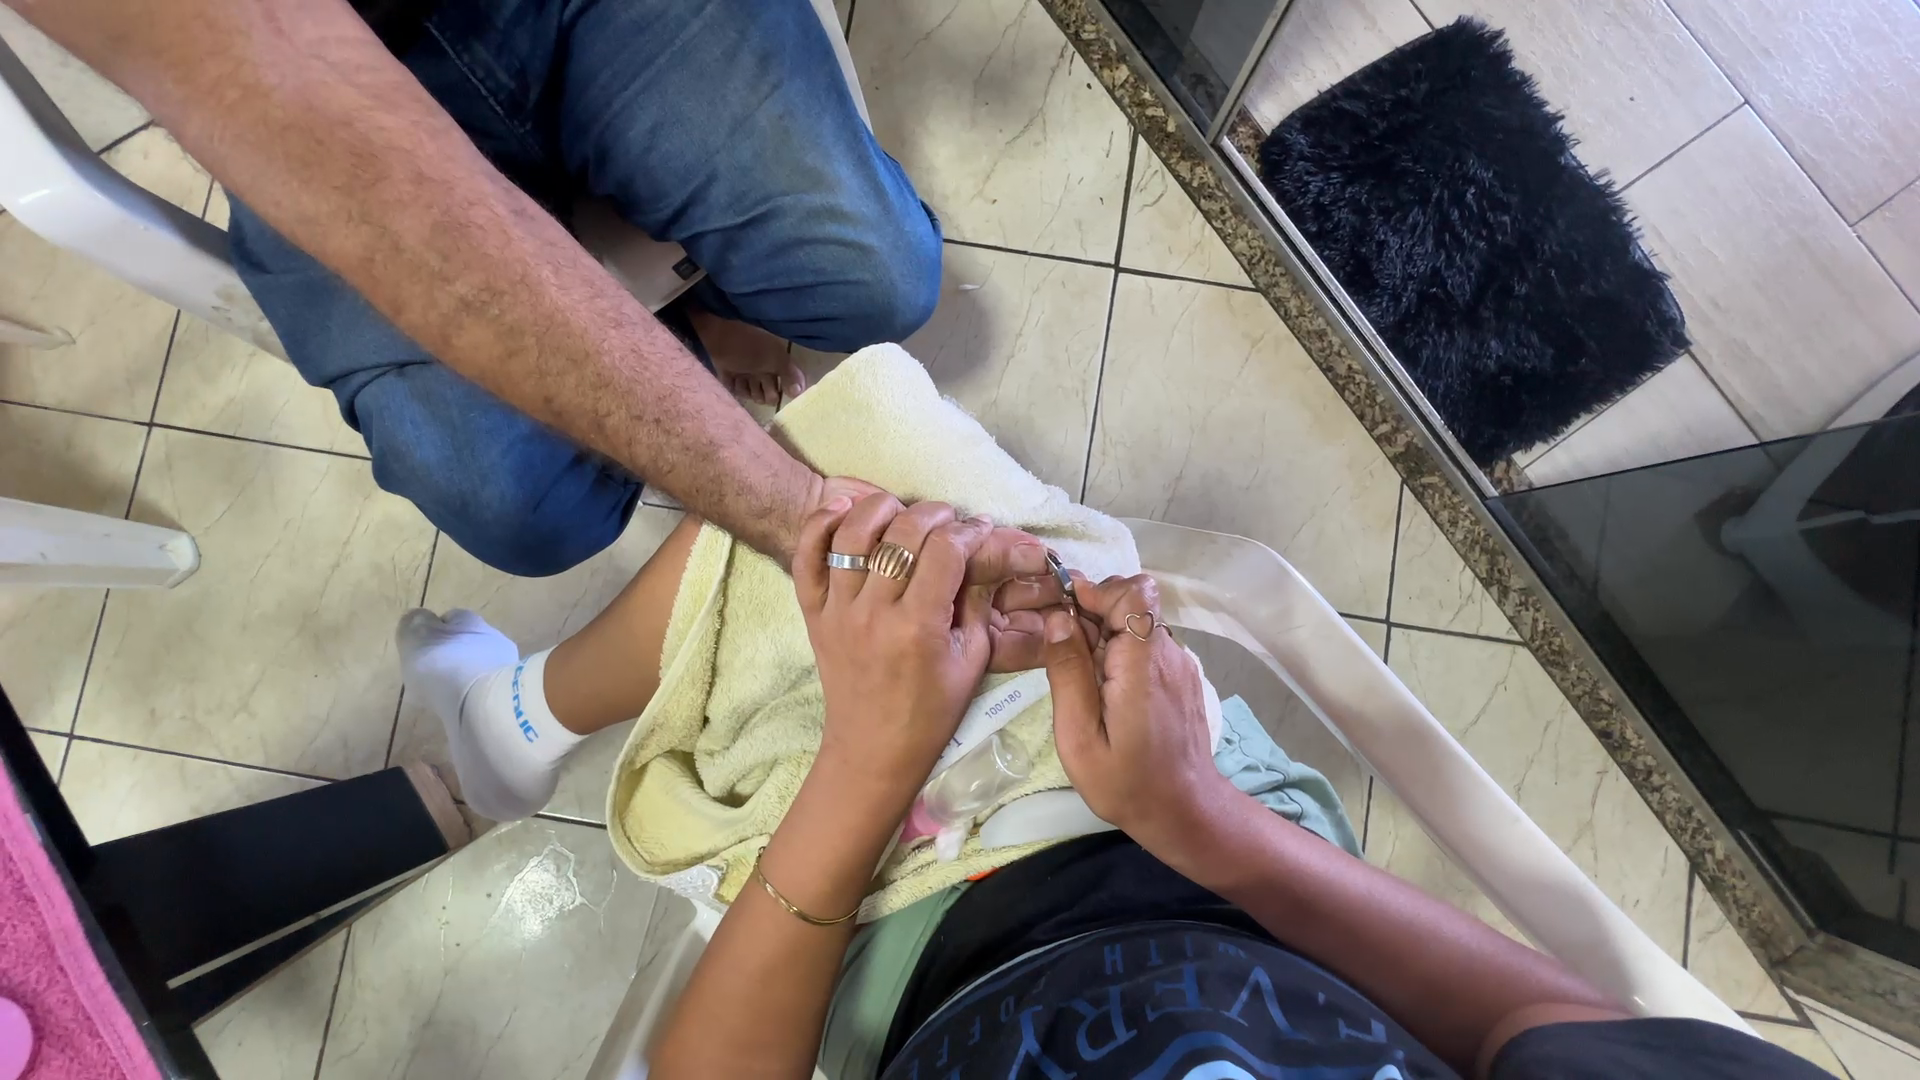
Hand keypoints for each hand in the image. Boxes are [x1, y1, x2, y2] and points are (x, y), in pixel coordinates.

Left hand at [793, 493, 998, 808]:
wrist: (873, 748)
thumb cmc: (931, 710)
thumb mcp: (971, 658)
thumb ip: (976, 602)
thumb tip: (984, 551)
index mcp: (918, 627)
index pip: (945, 551)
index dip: (968, 531)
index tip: (980, 529)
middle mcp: (873, 612)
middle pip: (902, 534)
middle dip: (934, 513)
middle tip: (949, 519)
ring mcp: (837, 610)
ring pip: (852, 534)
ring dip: (880, 508)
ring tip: (901, 509)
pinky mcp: (813, 613)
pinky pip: (805, 557)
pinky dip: (819, 525)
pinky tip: (843, 509)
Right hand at [1040, 574, 1234, 848]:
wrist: (1185, 812)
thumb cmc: (1126, 782)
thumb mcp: (1079, 736)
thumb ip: (1068, 673)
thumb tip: (1057, 619)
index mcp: (1143, 664)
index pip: (1133, 592)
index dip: (1098, 591)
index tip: (1068, 616)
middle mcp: (1168, 654)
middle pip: (1133, 602)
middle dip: (1094, 614)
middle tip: (1068, 656)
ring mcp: (1180, 664)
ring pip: (1138, 623)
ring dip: (1106, 636)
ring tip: (1086, 682)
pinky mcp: (1182, 677)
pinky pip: (1147, 645)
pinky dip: (1122, 653)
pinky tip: (1108, 692)